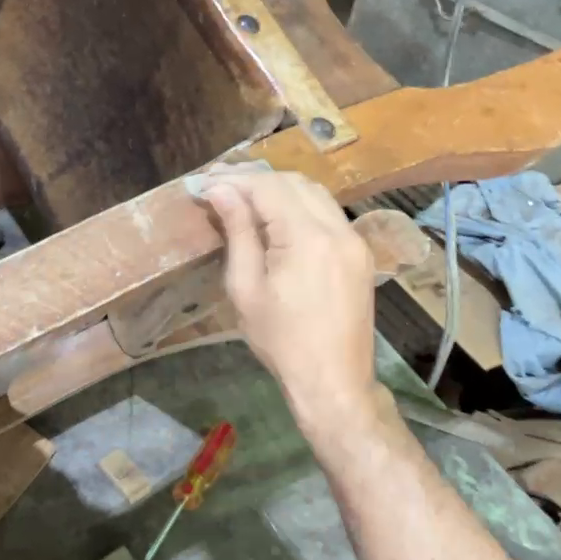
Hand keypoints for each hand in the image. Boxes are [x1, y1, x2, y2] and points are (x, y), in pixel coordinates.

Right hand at [199, 171, 380, 431]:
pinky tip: (273, 216)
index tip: (202, 184)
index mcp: (308, 239)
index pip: (268, 188)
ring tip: (241, 195)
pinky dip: (297, 204)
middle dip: (254, 178)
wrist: (333, 381)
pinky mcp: (358, 253)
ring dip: (277, 188)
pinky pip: (326, 213)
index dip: (233, 180)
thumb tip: (220, 191)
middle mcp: (338, 230)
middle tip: (217, 184)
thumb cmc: (281, 340)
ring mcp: (354, 240)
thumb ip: (238, 232)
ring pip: (314, 193)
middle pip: (293, 182)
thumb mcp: (246, 287)